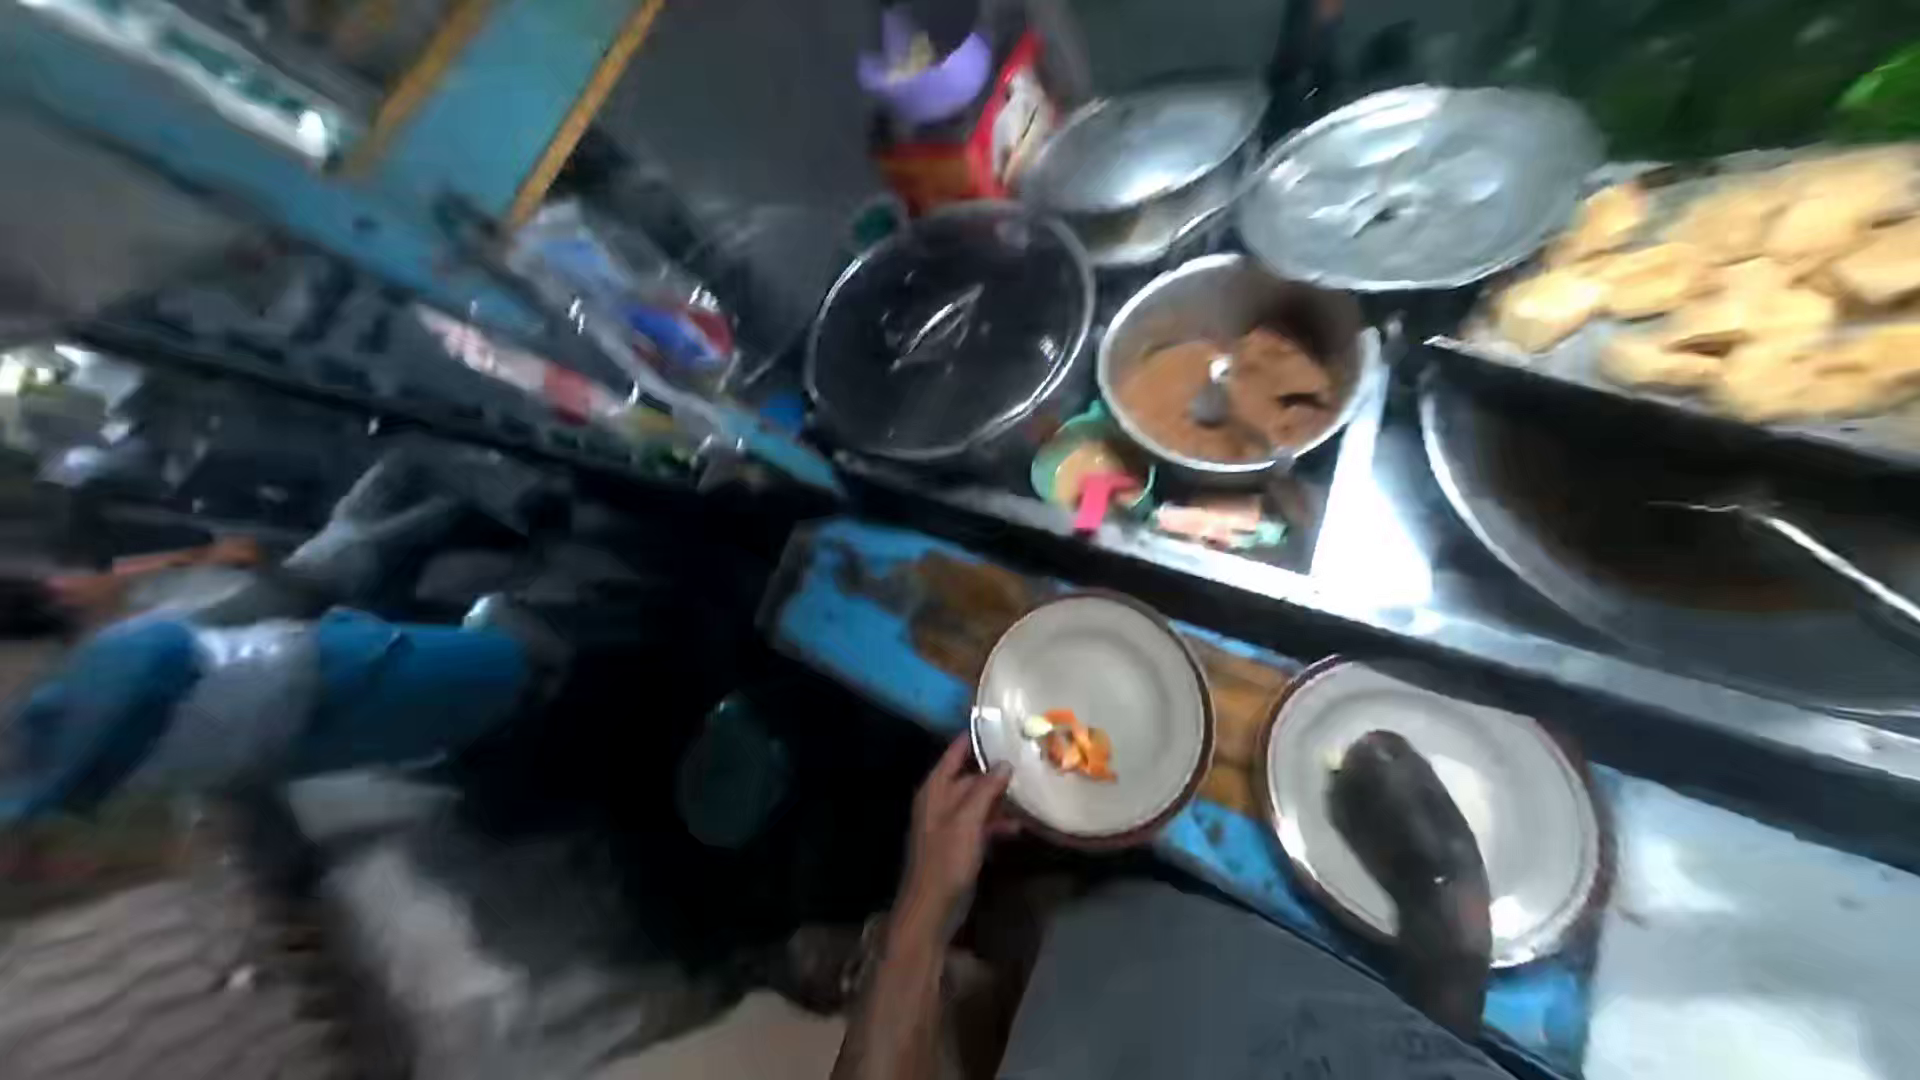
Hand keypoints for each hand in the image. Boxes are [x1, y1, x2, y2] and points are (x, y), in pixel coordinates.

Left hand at [896, 738, 1015, 941]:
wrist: (933, 908)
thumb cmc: (946, 858)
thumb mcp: (968, 821)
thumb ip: (985, 790)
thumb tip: (1004, 763)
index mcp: (936, 789)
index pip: (955, 752)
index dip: (974, 737)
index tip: (999, 723)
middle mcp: (942, 800)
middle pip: (970, 775)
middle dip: (995, 770)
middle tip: (1026, 757)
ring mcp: (952, 822)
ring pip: (979, 799)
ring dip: (1001, 796)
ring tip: (1030, 788)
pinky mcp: (962, 842)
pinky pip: (983, 822)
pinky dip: (999, 821)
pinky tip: (1021, 824)